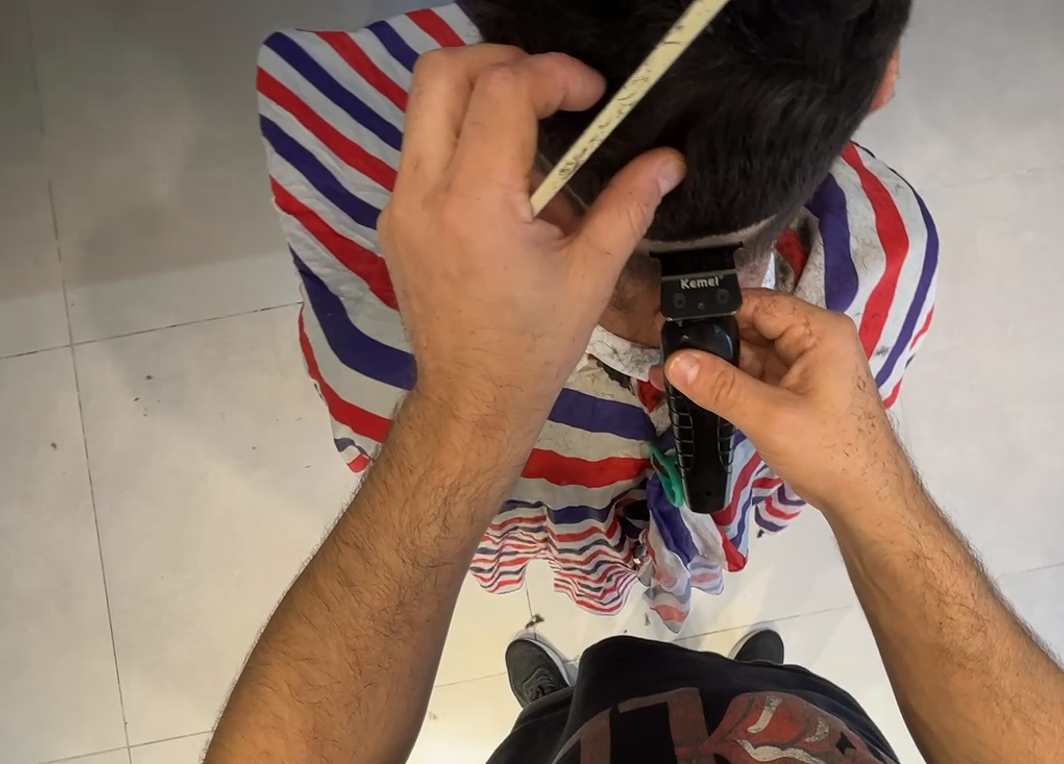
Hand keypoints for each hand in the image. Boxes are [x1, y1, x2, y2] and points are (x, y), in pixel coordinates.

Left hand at [381, 46, 684, 444]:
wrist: (473, 400)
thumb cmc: (534, 349)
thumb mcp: (590, 278)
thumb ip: (628, 206)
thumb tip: (669, 161)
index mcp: (476, 205)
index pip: (503, 92)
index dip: (553, 74)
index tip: (592, 95)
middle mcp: (423, 193)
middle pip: (442, 74)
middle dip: (501, 62)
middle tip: (549, 89)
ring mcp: (399, 207)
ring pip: (424, 109)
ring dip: (478, 98)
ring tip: (530, 132)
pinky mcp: (395, 223)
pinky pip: (421, 152)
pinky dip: (462, 141)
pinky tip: (502, 183)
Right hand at [660, 291, 913, 516]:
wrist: (866, 498)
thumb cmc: (828, 452)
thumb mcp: (770, 417)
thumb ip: (720, 387)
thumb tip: (674, 361)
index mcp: (818, 331)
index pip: (758, 304)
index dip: (713, 310)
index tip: (667, 322)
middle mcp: (814, 340)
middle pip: (753, 327)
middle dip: (710, 341)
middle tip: (663, 352)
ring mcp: (807, 367)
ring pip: (752, 355)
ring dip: (717, 366)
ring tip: (669, 374)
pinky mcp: (799, 392)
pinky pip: (759, 378)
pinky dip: (731, 385)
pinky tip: (698, 392)